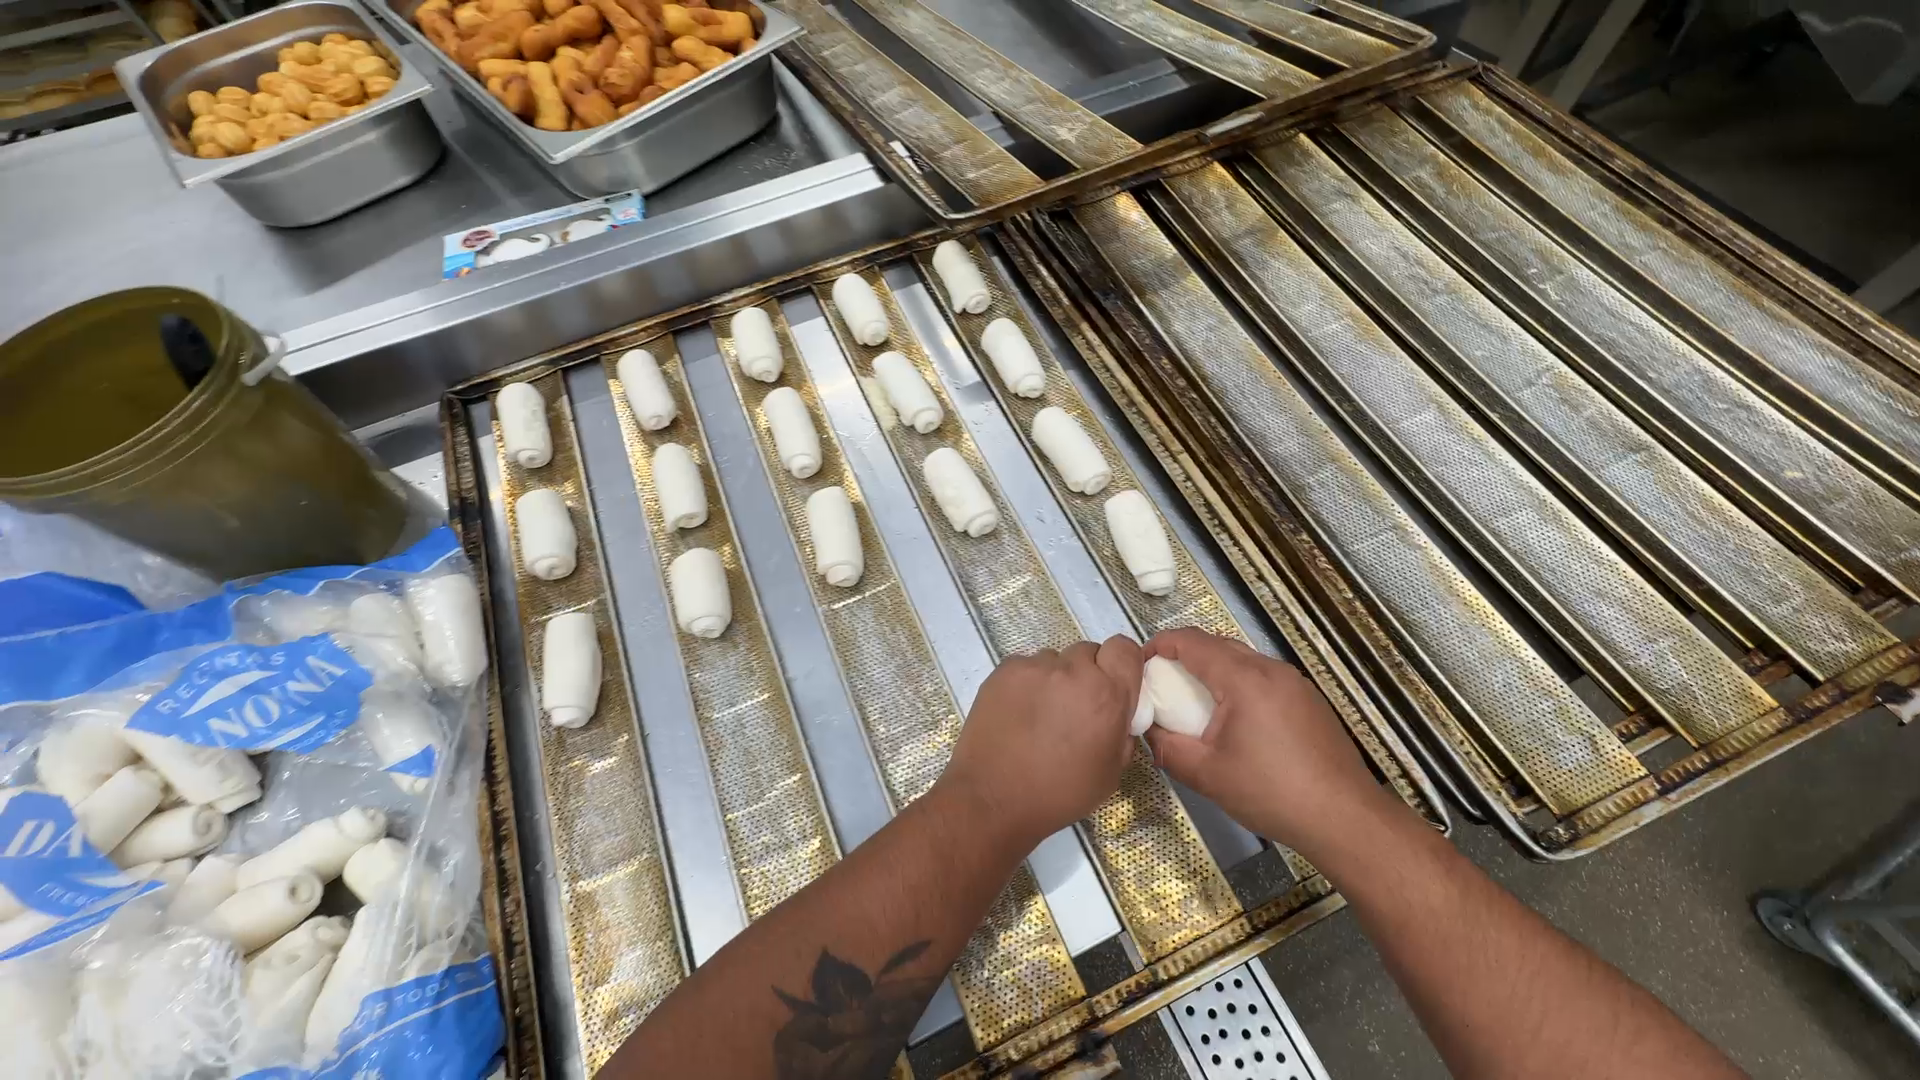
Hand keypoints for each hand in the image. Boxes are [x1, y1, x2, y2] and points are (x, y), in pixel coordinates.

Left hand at [937, 636, 1143, 848]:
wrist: (993, 797)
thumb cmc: (1059, 793)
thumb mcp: (1111, 773)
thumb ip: (1122, 733)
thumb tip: (1118, 715)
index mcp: (1107, 694)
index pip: (1124, 648)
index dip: (1121, 665)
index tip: (1113, 686)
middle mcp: (1073, 671)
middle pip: (1089, 652)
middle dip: (1088, 674)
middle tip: (1075, 708)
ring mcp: (1035, 667)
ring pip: (1055, 659)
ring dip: (1056, 678)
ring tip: (1041, 713)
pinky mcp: (1004, 670)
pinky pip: (1026, 666)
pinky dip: (1027, 683)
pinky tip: (1018, 712)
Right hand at [1143, 628, 1381, 853]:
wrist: (1344, 818)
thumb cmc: (1271, 793)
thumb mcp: (1205, 774)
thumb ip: (1166, 746)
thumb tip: (1149, 729)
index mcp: (1244, 679)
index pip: (1193, 642)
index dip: (1161, 644)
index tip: (1140, 663)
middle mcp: (1272, 670)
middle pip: (1218, 645)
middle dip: (1185, 657)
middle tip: (1162, 684)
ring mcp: (1296, 684)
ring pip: (1244, 661)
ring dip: (1213, 671)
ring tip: (1194, 703)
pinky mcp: (1309, 701)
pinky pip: (1264, 679)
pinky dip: (1239, 685)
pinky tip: (1234, 720)